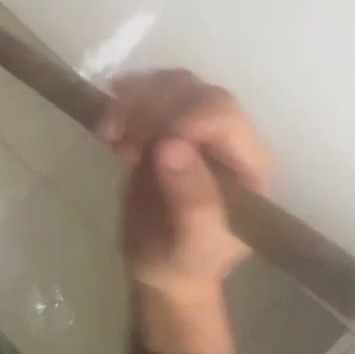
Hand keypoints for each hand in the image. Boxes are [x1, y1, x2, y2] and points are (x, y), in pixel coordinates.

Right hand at [98, 70, 273, 297]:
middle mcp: (225, 140)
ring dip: (134, 100)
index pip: (224, 116)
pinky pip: (146, 93)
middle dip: (153, 107)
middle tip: (121, 140)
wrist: (159, 268)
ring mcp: (193, 129)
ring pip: (171, 85)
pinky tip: (108, 130)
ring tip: (111, 134)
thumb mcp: (192, 247)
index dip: (185, 118)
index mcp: (247, 166)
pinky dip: (122, 102)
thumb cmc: (184, 264)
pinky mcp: (162, 127)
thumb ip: (192, 201)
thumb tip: (171, 144)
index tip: (150, 146)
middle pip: (196, 91)